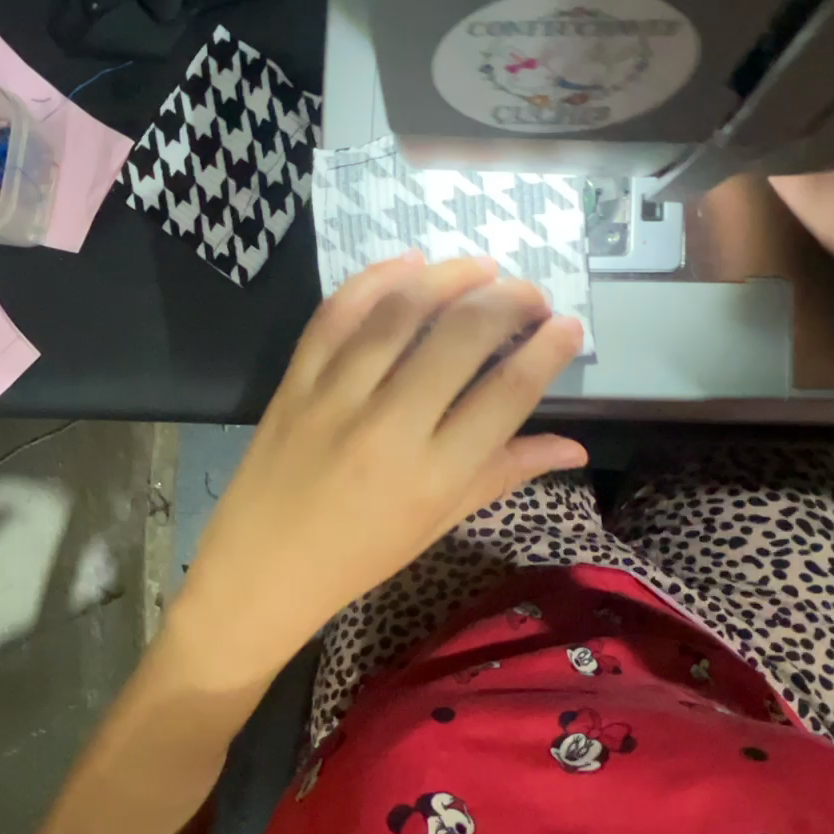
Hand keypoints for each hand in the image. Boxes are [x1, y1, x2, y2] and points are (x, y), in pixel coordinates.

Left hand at [166, 253, 586, 674]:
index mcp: (434, 474)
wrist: (261, 570)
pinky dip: (374, 279)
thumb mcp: (437, 523)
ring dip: (449, 277)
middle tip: (531, 296)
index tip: (569, 328)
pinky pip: (336, 314)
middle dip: (510, 302)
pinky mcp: (296, 381)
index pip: (507, 393)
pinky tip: (409, 263)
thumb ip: (502, 475)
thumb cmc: (358, 559)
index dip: (548, 351)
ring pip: (401, 312)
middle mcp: (389, 426)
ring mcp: (336, 397)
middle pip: (461, 337)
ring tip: (482, 268)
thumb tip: (572, 447)